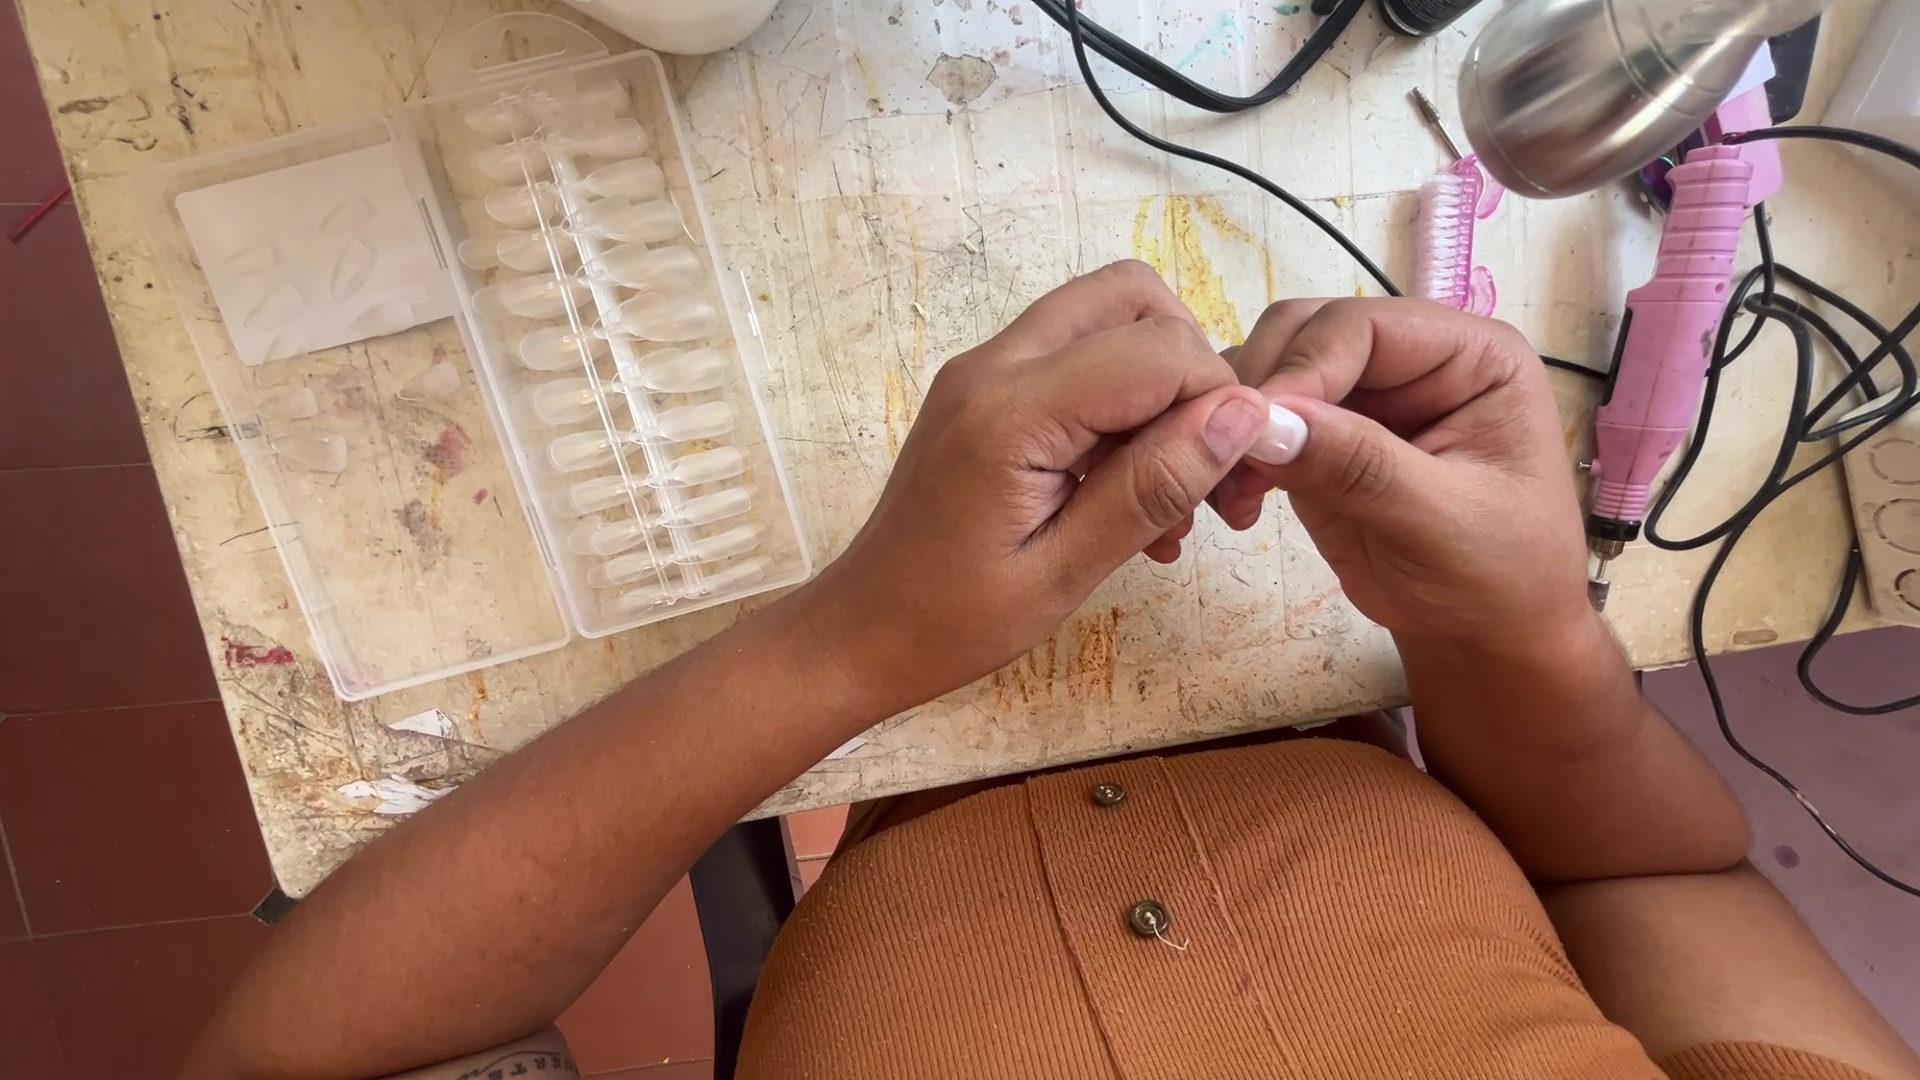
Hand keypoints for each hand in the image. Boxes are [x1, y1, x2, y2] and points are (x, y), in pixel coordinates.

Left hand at [793, 261, 1277, 714]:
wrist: (863, 629)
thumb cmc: (952, 623)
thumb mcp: (1064, 572)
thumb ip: (1150, 486)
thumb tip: (1242, 415)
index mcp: (1010, 413)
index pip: (1156, 349)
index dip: (1218, 401)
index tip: (1235, 478)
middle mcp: (992, 367)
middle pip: (1130, 298)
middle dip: (1190, 371)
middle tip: (1206, 465)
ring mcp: (981, 374)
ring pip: (1103, 323)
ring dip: (1156, 391)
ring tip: (1169, 497)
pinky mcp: (981, 395)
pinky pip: (1071, 365)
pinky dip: (1117, 409)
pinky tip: (1127, 492)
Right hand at [1210, 297, 1591, 652]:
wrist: (1471, 627)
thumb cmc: (1491, 574)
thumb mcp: (1439, 521)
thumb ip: (1359, 466)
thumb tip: (1267, 422)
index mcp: (1464, 355)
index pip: (1360, 327)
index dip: (1300, 369)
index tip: (1256, 431)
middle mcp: (1403, 362)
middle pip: (1298, 333)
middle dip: (1258, 392)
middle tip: (1235, 462)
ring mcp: (1352, 398)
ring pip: (1262, 371)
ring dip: (1233, 423)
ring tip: (1233, 491)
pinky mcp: (1311, 438)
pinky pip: (1250, 421)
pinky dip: (1230, 454)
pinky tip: (1236, 503)